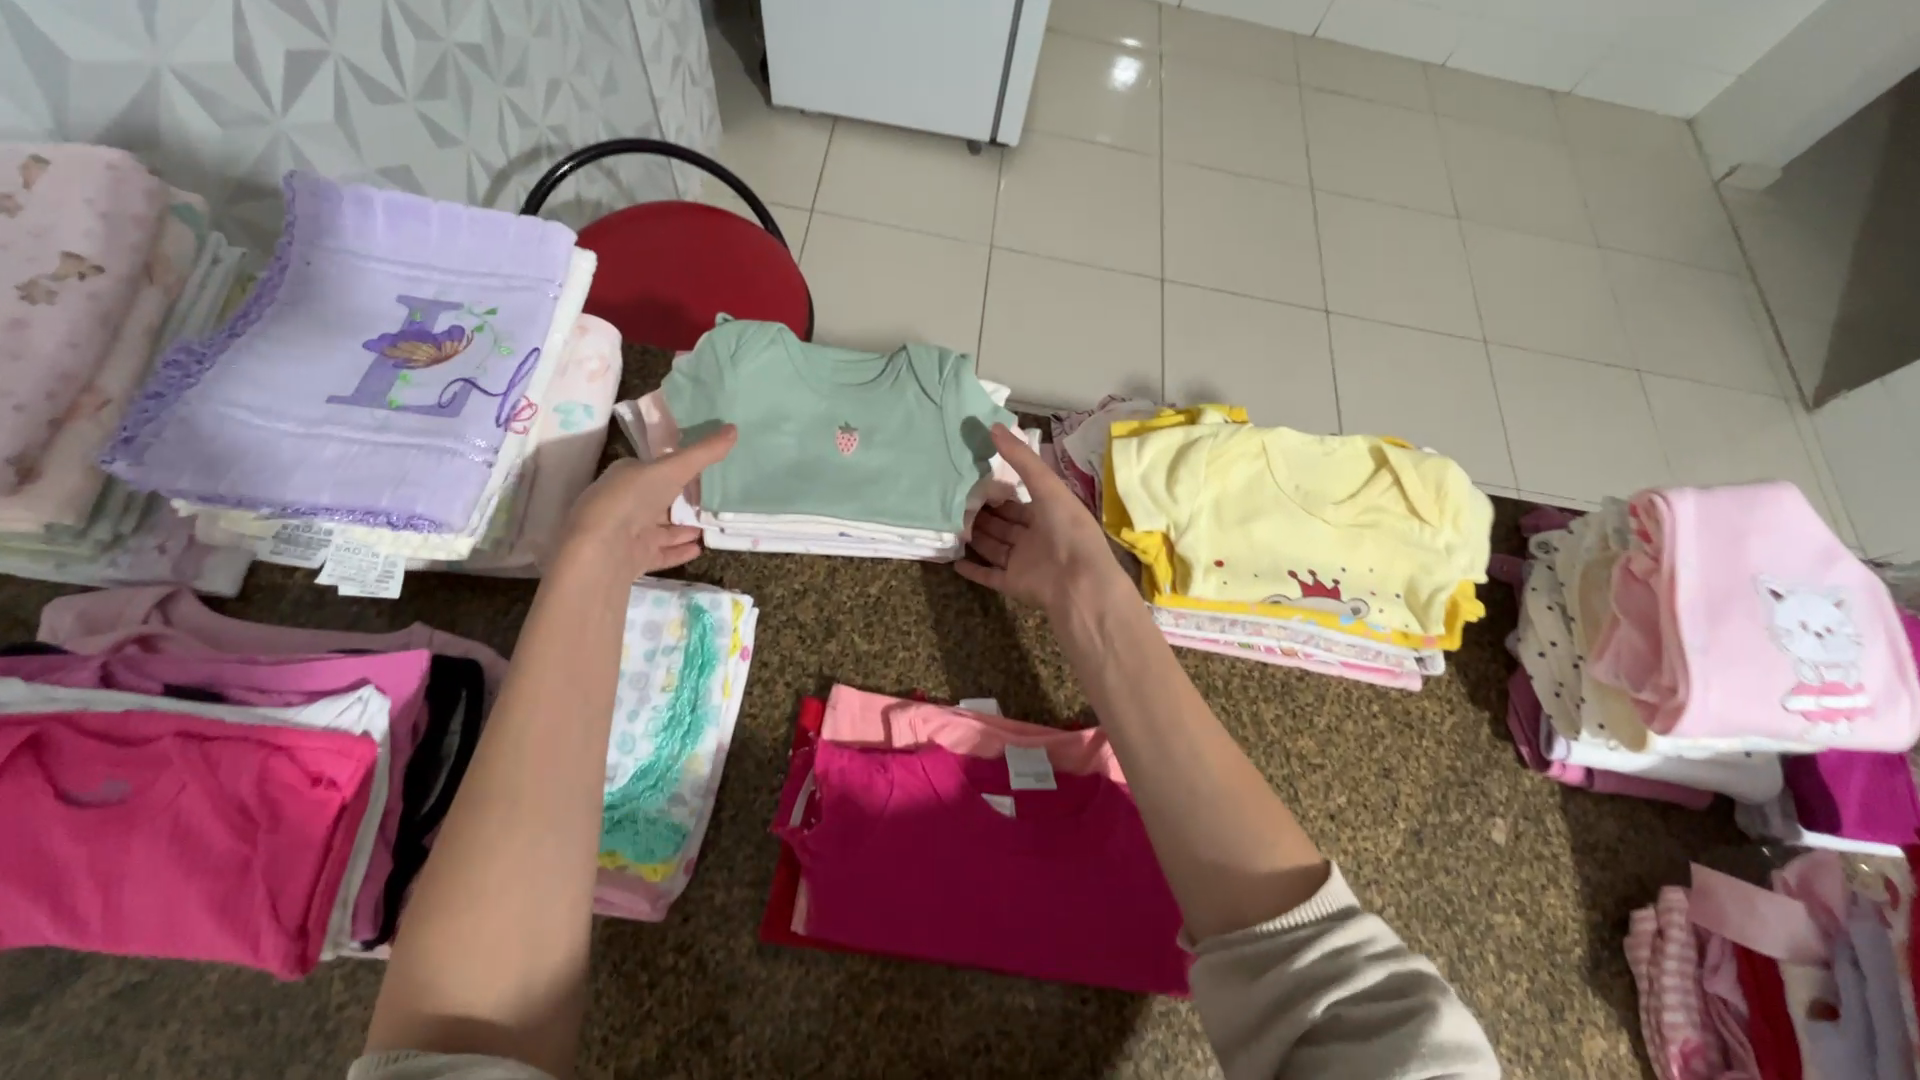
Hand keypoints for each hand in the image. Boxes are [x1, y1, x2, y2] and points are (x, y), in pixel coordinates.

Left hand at [553, 424, 736, 579]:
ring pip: (661, 529)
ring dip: (683, 528)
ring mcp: (630, 533)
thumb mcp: (673, 469)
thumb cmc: (632, 499)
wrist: (601, 550)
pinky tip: (699, 548)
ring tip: (708, 526)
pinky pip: (662, 553)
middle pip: (659, 500)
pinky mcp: (635, 558)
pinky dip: (679, 550)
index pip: (655, 469)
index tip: (702, 469)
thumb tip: (734, 428)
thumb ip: (704, 453)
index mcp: (627, 475)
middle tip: (713, 500)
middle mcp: (626, 503)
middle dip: (682, 501)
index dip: (677, 469)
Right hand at [956, 424, 1133, 618]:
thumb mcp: (1047, 485)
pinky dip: (973, 569)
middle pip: (1003, 523)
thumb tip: (992, 426)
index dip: (998, 491)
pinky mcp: (1012, 584)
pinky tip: (954, 561)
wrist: (1079, 581)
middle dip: (982, 512)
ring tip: (949, 523)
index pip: (1018, 501)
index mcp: (1048, 514)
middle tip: (955, 499)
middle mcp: (1035, 537)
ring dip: (975, 536)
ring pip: (993, 546)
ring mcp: (1023, 562)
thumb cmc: (1068, 528)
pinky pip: (988, 575)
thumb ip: (1020, 458)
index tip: (973, 477)